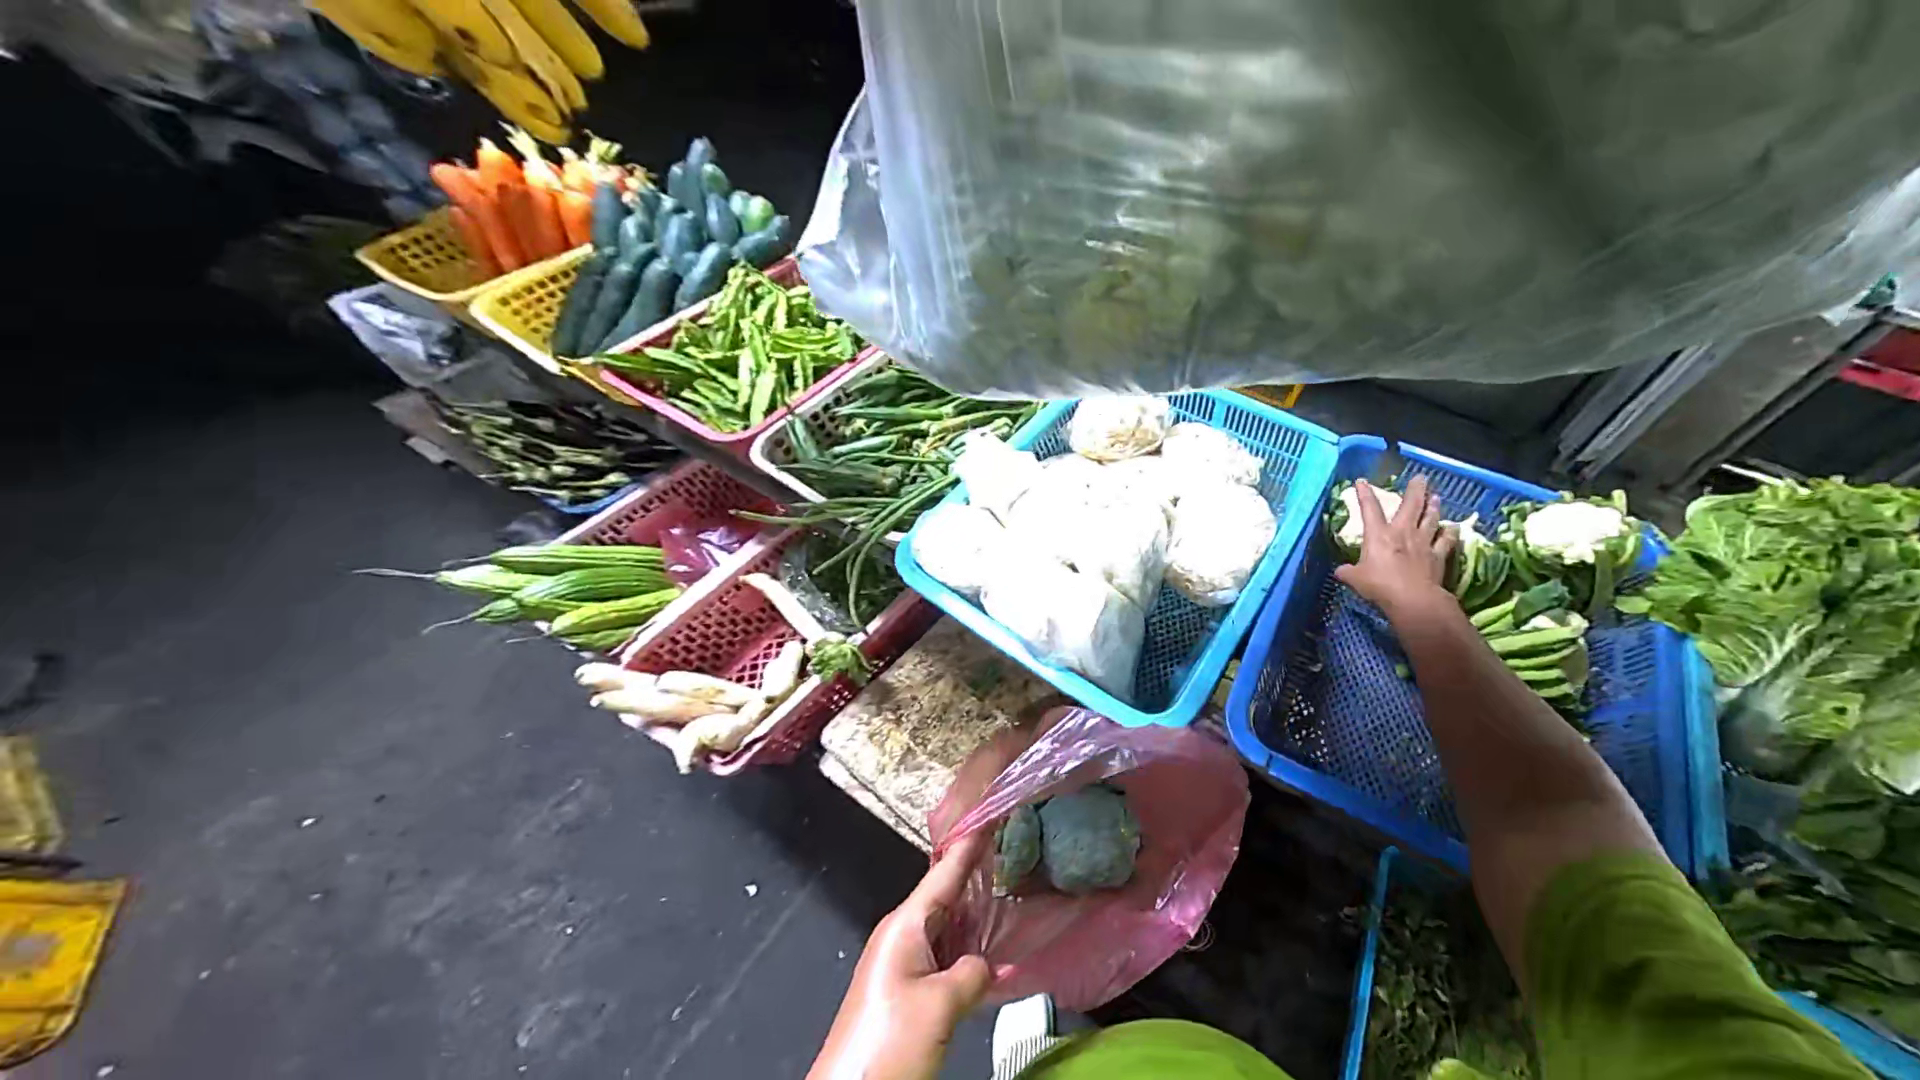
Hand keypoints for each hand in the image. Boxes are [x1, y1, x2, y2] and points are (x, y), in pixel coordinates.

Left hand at [807, 834, 993, 1079]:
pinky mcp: (905, 988)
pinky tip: (988, 951)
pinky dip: (965, 949)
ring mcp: (902, 962)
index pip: (943, 873)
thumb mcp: (940, 1005)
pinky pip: (941, 956)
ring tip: (1007, 895)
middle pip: (945, 896)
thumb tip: (984, 965)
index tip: (987, 816)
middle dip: (975, 876)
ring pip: (945, 928)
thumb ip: (971, 974)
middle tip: (1009, 854)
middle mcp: (902, 934)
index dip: (967, 846)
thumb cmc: (890, 1038)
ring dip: (973, 916)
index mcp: (906, 924)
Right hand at [1334, 475, 1456, 618]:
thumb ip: (1348, 571)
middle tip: (1420, 478)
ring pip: (1430, 519)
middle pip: (1411, 506)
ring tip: (1436, 497)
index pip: (1369, 509)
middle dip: (1415, 490)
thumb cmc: (1379, 585)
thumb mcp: (1354, 578)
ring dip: (1433, 507)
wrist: (1412, 598)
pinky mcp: (1438, 555)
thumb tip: (1341, 571)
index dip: (1365, 494)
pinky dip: (1450, 532)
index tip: (1362, 481)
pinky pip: (1447, 540)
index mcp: (1378, 535)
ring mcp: (1423, 543)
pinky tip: (1453, 527)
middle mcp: (1402, 533)